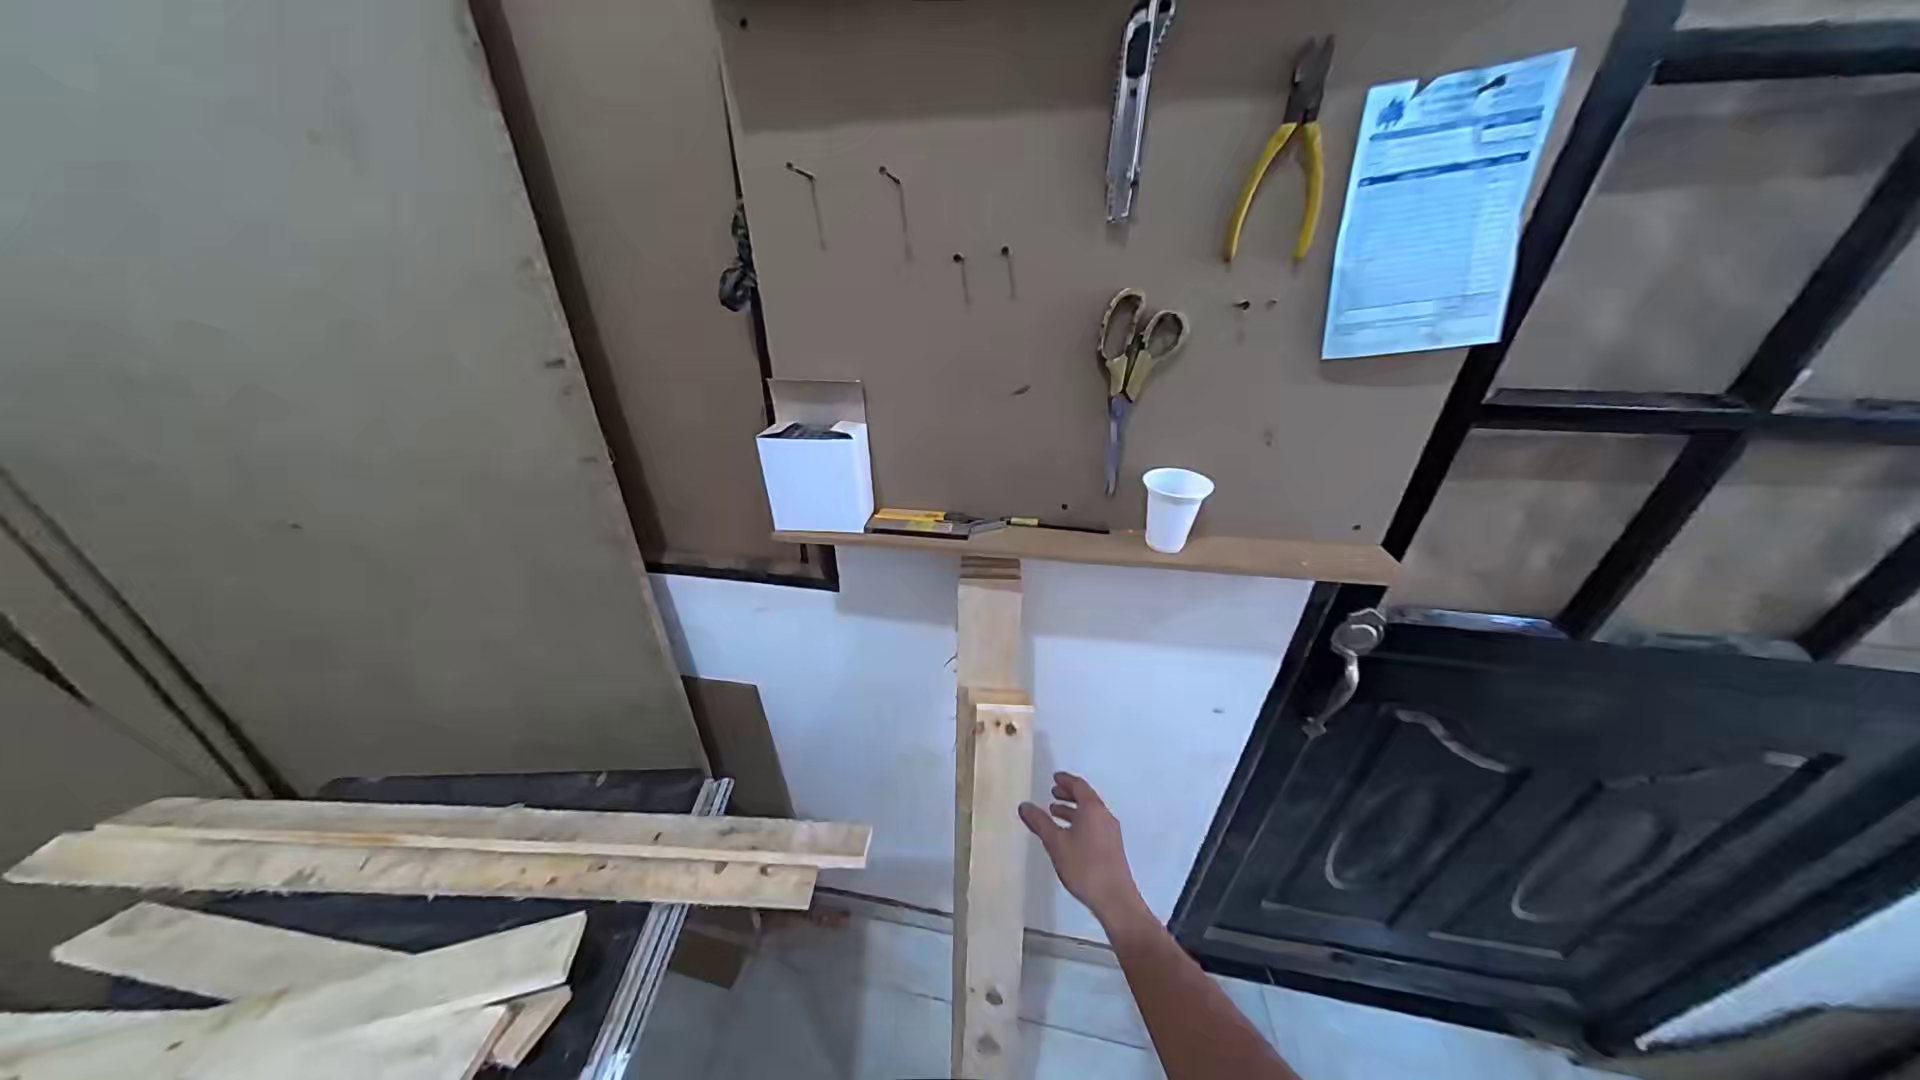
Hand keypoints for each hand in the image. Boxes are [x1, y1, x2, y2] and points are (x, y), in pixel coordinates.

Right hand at [1019, 771, 1150, 931]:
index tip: (1055, 777)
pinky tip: (1069, 836)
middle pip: (1086, 797)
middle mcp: (1105, 816)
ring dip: (1073, 809)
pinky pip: (1094, 824)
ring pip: (1090, 812)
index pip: (1079, 786)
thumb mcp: (1056, 843)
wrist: (1115, 900)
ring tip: (1055, 813)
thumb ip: (1039, 822)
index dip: (1066, 780)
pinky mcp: (1113, 847)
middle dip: (1069, 794)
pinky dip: (1080, 821)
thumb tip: (1024, 805)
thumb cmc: (1084, 867)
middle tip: (1053, 793)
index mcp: (1093, 809)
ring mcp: (1111, 832)